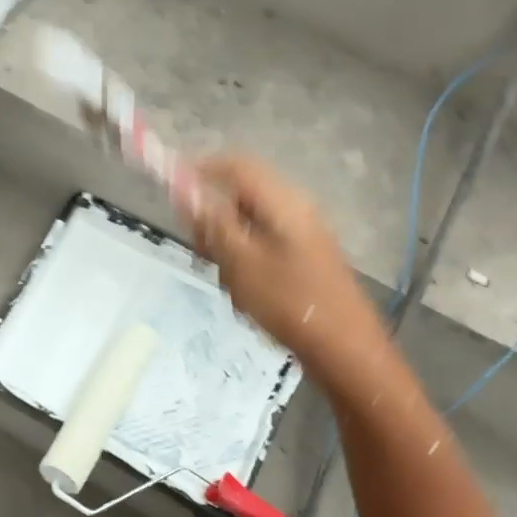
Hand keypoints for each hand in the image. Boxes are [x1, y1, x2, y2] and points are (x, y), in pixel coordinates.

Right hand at [181, 153, 370, 356]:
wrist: (345, 350)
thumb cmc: (289, 304)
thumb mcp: (241, 262)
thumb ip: (212, 222)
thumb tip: (184, 187)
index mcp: (284, 203)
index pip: (237, 166)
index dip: (200, 170)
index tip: (171, 190)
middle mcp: (296, 211)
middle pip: (242, 197)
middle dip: (214, 219)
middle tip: (200, 251)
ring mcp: (303, 236)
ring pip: (250, 226)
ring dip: (229, 247)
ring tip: (227, 281)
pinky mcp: (305, 260)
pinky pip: (264, 248)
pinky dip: (246, 263)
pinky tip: (246, 293)